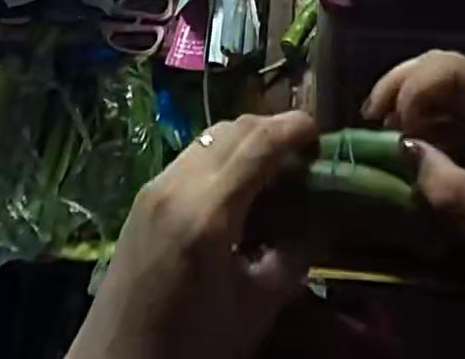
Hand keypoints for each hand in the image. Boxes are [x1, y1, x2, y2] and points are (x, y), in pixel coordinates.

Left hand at [68, 112, 317, 358]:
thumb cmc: (192, 345)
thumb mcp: (254, 308)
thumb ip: (290, 257)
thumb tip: (314, 219)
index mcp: (208, 212)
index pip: (257, 144)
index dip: (292, 127)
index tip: (318, 130)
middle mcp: (179, 183)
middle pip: (233, 130)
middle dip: (271, 128)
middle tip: (302, 148)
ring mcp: (157, 183)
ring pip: (210, 136)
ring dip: (245, 138)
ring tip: (273, 161)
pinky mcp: (145, 192)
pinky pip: (192, 154)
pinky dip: (221, 153)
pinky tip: (237, 178)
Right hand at [364, 52, 464, 349]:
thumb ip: (460, 196)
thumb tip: (407, 150)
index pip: (459, 74)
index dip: (418, 87)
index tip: (392, 126)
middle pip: (443, 70)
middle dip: (401, 85)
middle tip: (370, 120)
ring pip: (435, 90)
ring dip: (401, 104)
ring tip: (377, 135)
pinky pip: (436, 122)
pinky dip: (409, 128)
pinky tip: (395, 150)